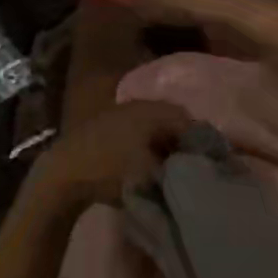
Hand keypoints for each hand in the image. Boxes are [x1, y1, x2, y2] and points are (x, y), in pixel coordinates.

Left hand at [34, 99, 190, 204]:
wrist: (66, 170)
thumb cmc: (111, 169)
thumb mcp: (152, 173)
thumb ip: (179, 166)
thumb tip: (198, 166)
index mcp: (150, 110)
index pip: (188, 120)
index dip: (203, 141)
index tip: (212, 164)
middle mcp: (137, 103)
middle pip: (171, 118)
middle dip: (185, 140)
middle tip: (196, 165)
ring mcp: (120, 110)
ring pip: (154, 122)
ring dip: (166, 140)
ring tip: (176, 166)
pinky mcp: (108, 121)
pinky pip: (139, 127)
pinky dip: (150, 141)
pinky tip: (151, 160)